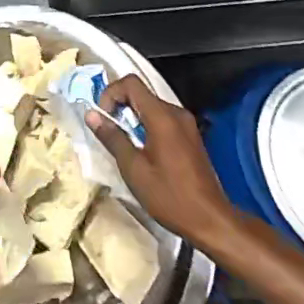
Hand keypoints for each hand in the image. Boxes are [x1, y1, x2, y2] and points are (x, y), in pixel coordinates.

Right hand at [85, 76, 240, 246]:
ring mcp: (186, 124)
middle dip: (120, 107)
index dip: (110, 93)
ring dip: (133, 118)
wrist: (211, 220)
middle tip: (109, 133)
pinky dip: (147, 126)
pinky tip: (143, 153)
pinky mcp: (191, 136)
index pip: (131, 83)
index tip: (102, 117)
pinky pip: (163, 119)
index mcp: (162, 116)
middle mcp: (176, 113)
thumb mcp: (134, 169)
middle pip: (141, 94)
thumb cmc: (169, 196)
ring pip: (151, 107)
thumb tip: (92, 114)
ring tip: (124, 145)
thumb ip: (112, 137)